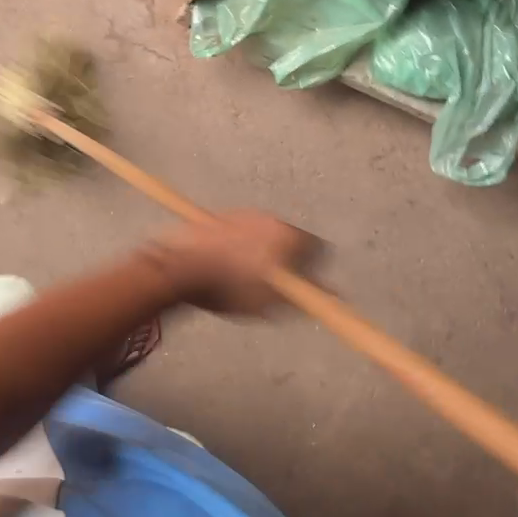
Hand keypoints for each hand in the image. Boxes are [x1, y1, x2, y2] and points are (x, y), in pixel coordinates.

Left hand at [141, 209, 315, 314]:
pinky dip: (240, 247)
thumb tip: (333, 294)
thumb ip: (307, 296)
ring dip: (261, 253)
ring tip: (244, 279)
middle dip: (286, 260)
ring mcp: (244, 215)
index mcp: (289, 234)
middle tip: (272, 285)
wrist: (183, 268)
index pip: (318, 249)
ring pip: (264, 236)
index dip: (312, 270)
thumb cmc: (231, 287)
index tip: (302, 286)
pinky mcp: (222, 217)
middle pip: (290, 240)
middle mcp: (270, 218)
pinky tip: (226, 268)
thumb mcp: (272, 301)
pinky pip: (241, 233)